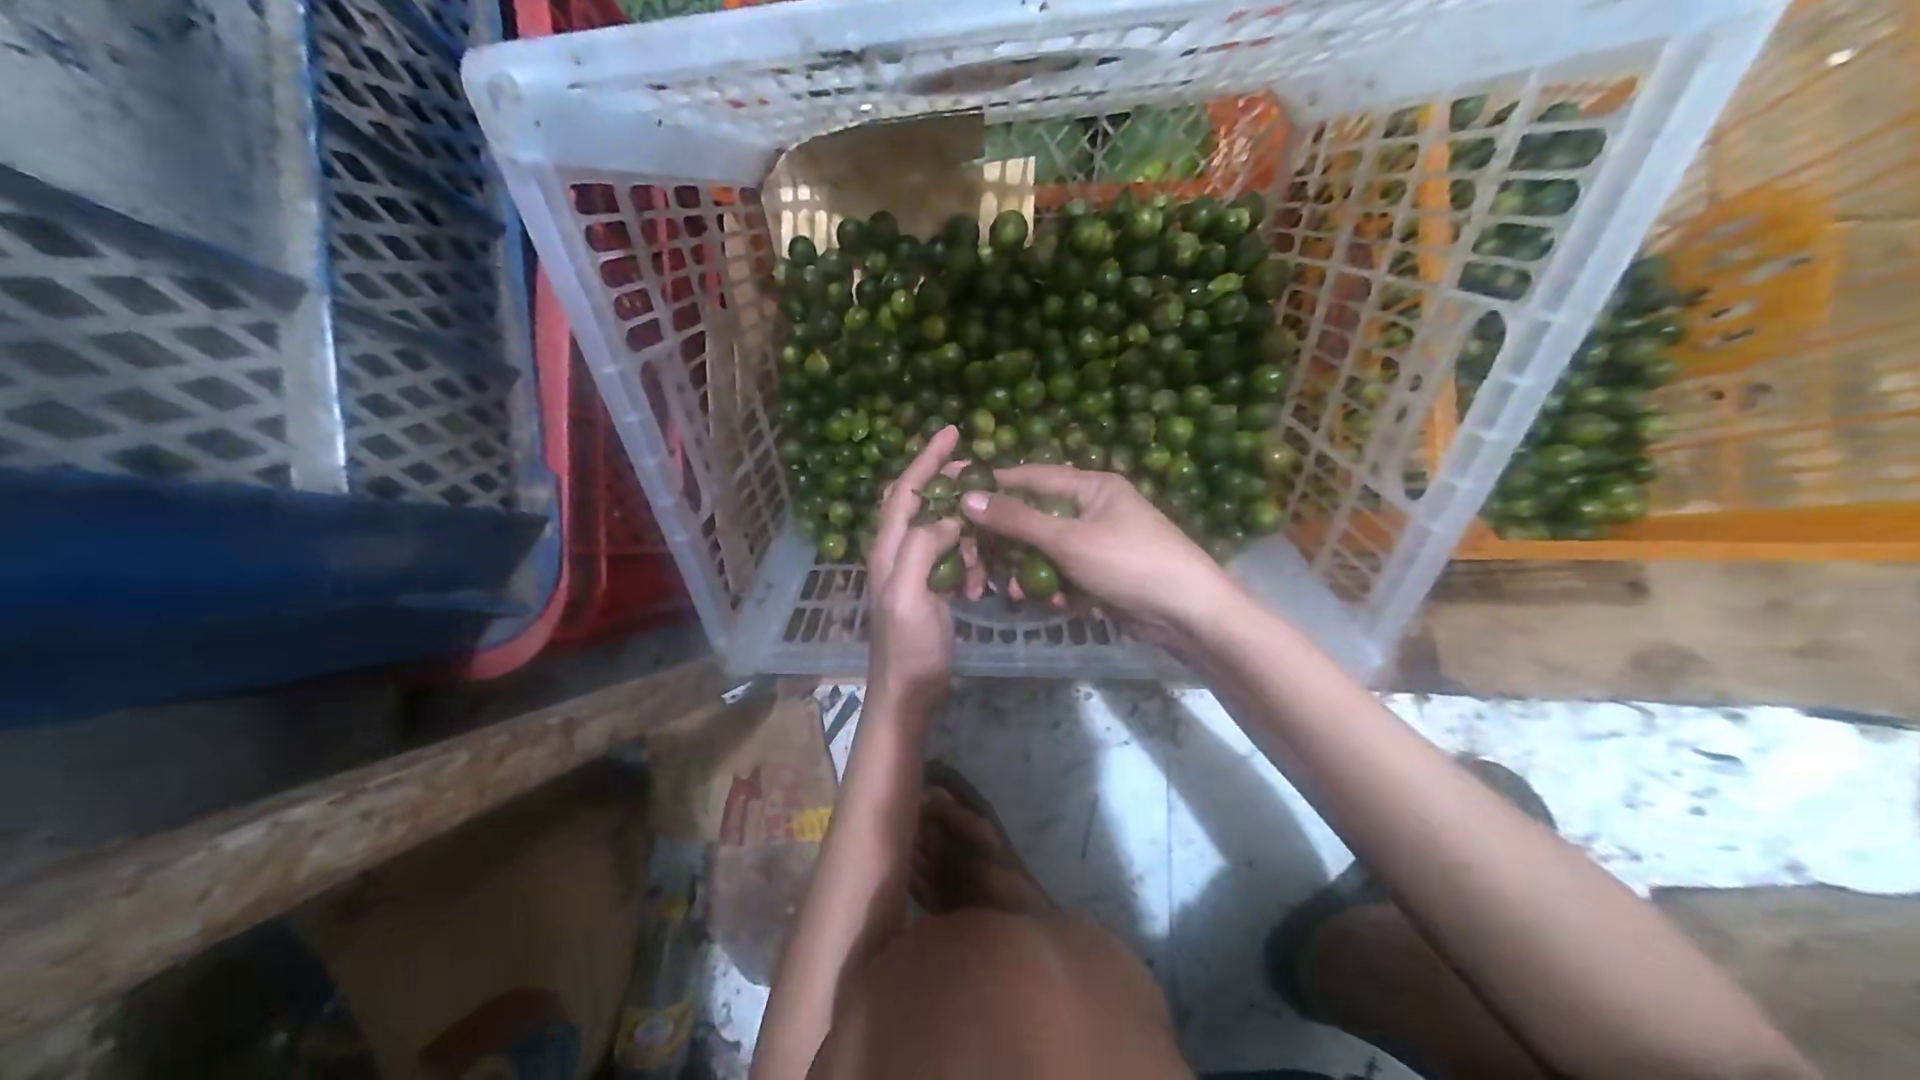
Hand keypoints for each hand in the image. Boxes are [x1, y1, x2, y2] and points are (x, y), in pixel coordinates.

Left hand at [866, 425, 965, 711]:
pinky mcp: (930, 587)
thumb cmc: (907, 647)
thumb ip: (922, 548)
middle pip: (924, 504)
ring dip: (967, 539)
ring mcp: (914, 570)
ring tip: (980, 563)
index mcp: (886, 548)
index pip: (905, 491)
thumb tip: (949, 518)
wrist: (909, 692)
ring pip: (944, 532)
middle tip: (984, 485)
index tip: (951, 431)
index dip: (926, 459)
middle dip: (952, 491)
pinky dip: (970, 563)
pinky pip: (953, 559)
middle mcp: (896, 551)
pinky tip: (978, 584)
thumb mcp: (908, 595)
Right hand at [959, 465, 1240, 641]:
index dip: (994, 485)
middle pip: (1036, 519)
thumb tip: (968, 497)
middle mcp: (1095, 509)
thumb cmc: (1129, 562)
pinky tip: (1055, 605)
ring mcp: (1100, 543)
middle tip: (980, 563)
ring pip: (1047, 552)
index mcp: (1092, 486)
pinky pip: (1066, 575)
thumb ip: (1017, 520)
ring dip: (1031, 572)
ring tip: (1020, 594)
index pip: (1032, 477)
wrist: (1189, 613)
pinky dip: (1056, 589)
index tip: (958, 494)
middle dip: (1010, 544)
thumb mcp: (1068, 539)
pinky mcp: (1104, 574)